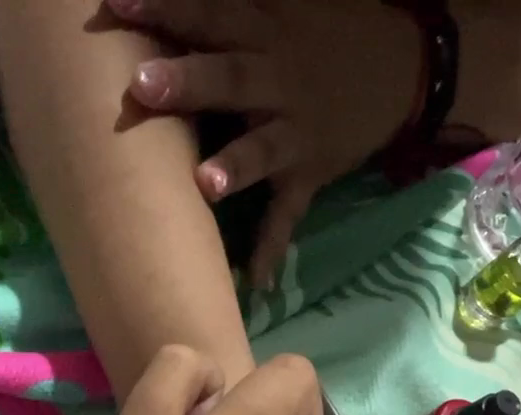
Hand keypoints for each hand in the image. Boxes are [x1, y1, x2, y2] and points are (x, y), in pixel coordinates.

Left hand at [111, 0, 423, 283]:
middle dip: (189, 82)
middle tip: (140, 85)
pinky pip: (289, 212)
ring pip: (262, 147)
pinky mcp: (311, 174)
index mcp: (267, 31)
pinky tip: (254, 280)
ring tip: (204, 184)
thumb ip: (231, 8)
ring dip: (234, 165)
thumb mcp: (284, 6)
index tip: (116, 4)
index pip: (212, 14)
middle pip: (230, 77)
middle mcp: (279, 80)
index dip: (167, 7)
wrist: (404, 68)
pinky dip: (273, 244)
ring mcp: (296, 132)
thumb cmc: (323, 36)